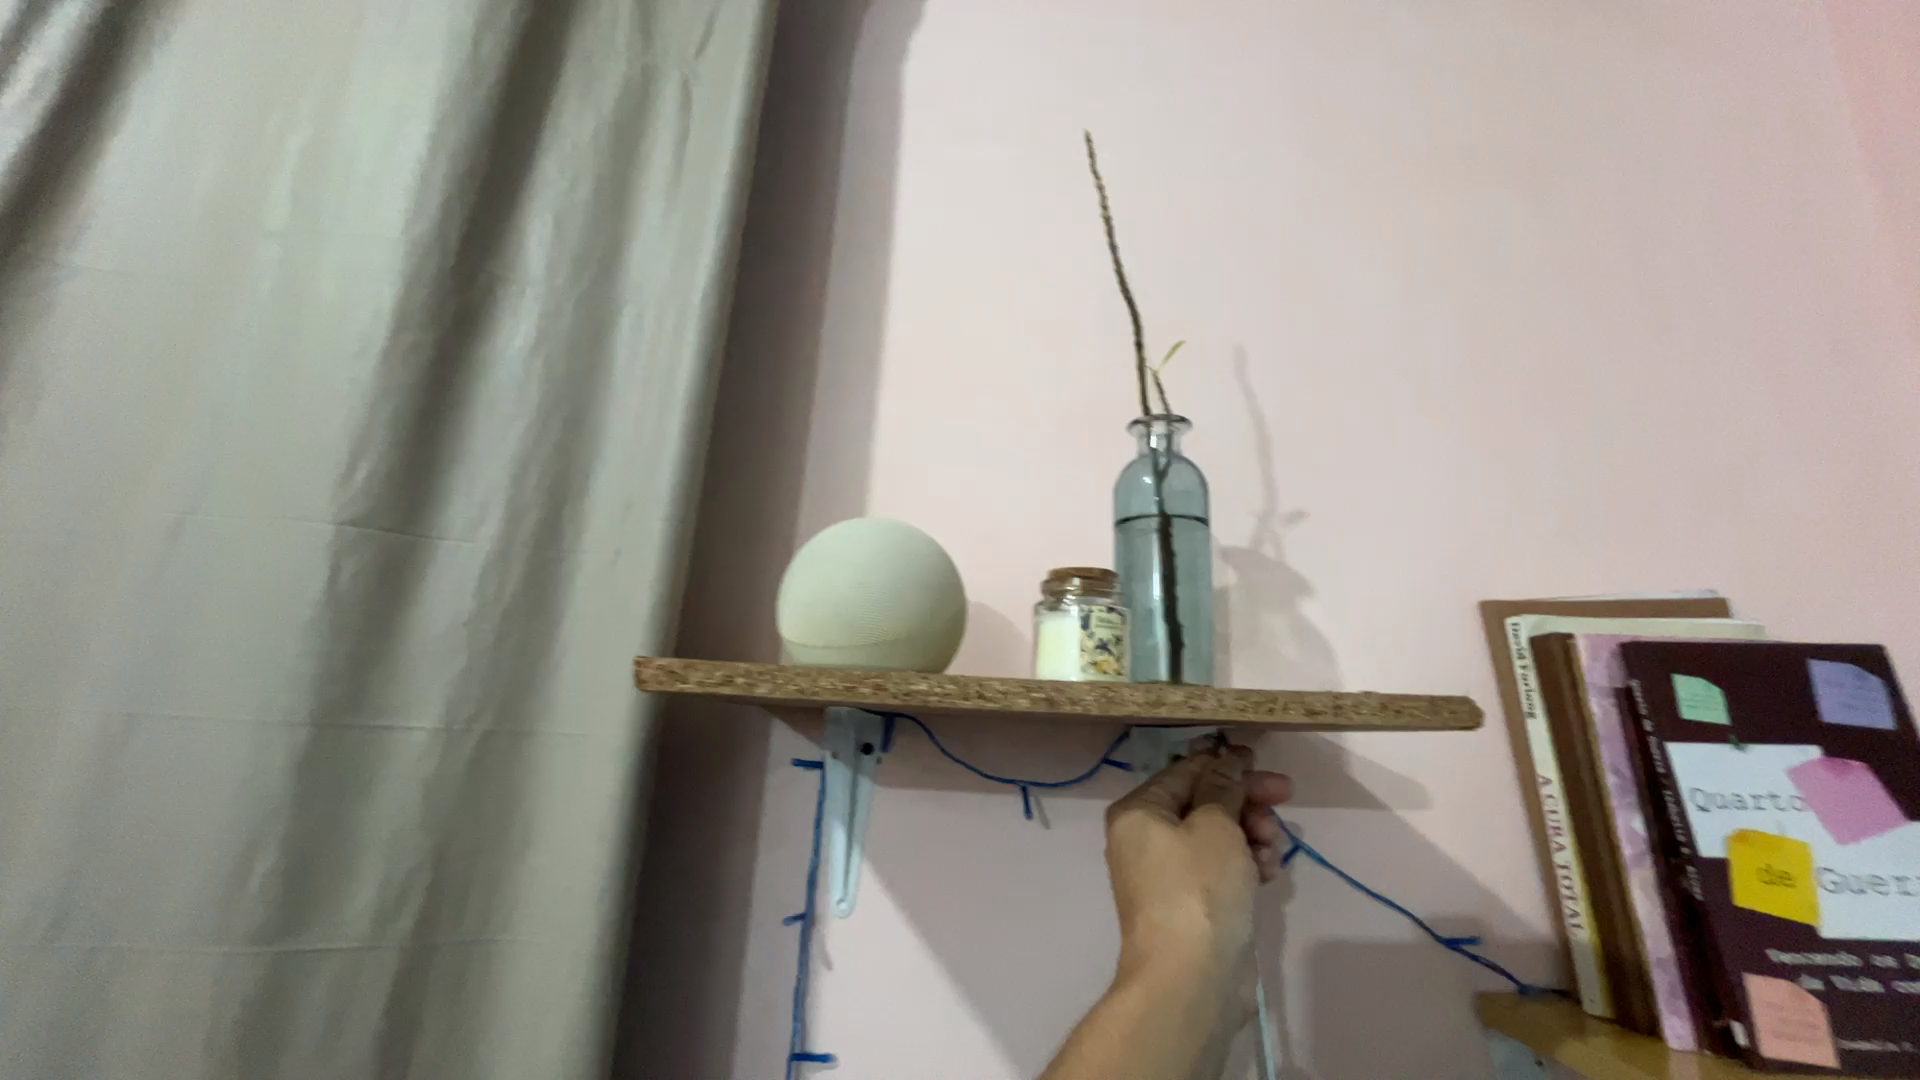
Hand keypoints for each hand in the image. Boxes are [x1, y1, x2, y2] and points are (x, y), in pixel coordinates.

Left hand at [1103, 741, 1292, 978]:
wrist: (1190, 980)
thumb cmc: (1198, 890)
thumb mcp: (1215, 826)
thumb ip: (1224, 788)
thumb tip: (1226, 761)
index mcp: (1138, 810)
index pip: (1185, 771)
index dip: (1225, 763)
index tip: (1263, 762)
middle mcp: (1145, 836)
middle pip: (1202, 802)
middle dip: (1245, 800)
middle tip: (1285, 797)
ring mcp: (1166, 872)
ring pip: (1216, 835)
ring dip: (1250, 832)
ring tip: (1273, 847)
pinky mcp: (1190, 902)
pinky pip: (1220, 868)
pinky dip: (1245, 863)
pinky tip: (1269, 872)